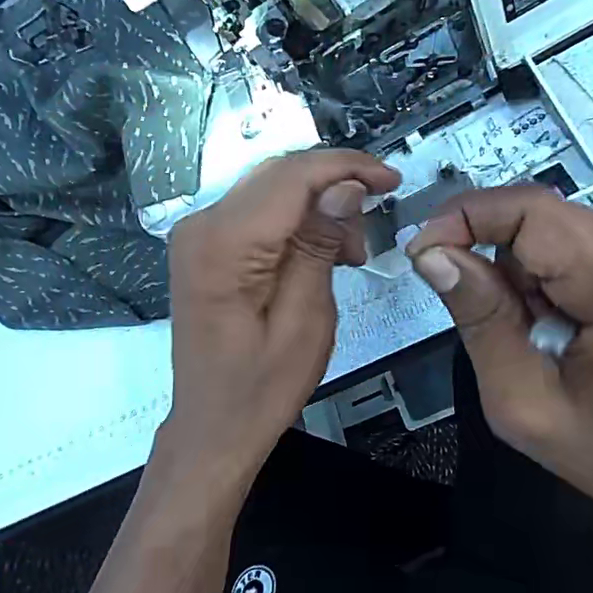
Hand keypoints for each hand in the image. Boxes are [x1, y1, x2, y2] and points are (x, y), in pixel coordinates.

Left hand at [161, 150, 399, 483]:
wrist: (215, 424)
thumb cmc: (263, 385)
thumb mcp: (306, 318)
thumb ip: (320, 244)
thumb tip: (345, 186)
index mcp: (223, 244)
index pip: (292, 176)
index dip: (347, 167)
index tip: (392, 179)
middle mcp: (201, 225)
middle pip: (281, 174)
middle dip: (337, 187)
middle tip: (375, 223)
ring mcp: (200, 233)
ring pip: (274, 189)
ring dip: (321, 207)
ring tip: (351, 253)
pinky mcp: (208, 246)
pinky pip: (262, 212)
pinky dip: (300, 222)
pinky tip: (324, 253)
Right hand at [406, 188, 592, 526]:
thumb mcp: (520, 402)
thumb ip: (481, 320)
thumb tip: (434, 253)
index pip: (539, 215)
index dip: (471, 217)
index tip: (424, 252)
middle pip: (547, 213)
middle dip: (494, 249)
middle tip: (478, 308)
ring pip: (557, 223)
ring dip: (522, 265)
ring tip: (532, 327)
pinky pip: (576, 236)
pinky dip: (547, 268)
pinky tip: (555, 315)